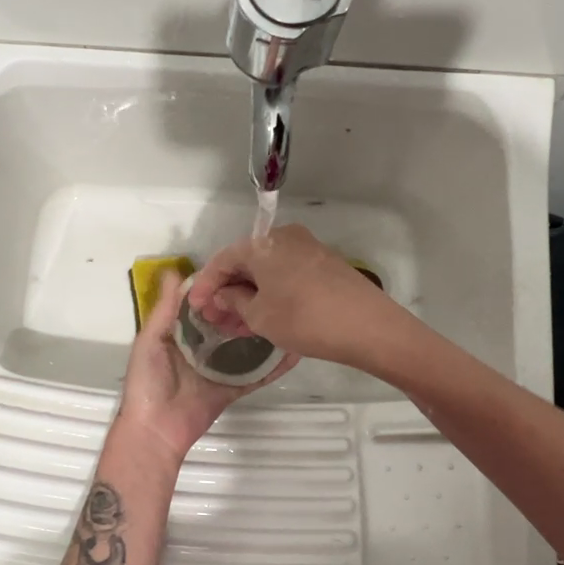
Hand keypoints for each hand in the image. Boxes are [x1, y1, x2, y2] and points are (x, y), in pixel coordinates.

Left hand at [117, 269, 297, 455]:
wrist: (155, 431)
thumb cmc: (147, 382)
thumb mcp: (150, 340)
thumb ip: (165, 309)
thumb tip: (173, 270)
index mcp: (181, 334)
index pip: (204, 306)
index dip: (219, 290)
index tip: (242, 270)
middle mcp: (203, 348)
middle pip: (229, 325)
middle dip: (245, 310)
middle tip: (272, 289)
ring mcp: (220, 369)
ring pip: (246, 348)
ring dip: (264, 335)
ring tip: (288, 315)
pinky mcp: (233, 389)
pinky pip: (256, 376)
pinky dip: (273, 367)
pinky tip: (293, 353)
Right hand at [185, 224, 403, 365]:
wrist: (368, 326)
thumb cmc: (305, 319)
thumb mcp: (260, 317)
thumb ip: (235, 302)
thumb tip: (225, 295)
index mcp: (263, 244)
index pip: (223, 259)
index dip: (206, 285)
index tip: (195, 309)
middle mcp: (285, 238)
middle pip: (246, 261)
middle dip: (228, 290)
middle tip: (215, 318)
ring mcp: (308, 249)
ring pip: (267, 270)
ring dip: (249, 294)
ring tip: (237, 324)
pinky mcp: (325, 264)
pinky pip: (286, 274)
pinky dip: (271, 292)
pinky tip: (265, 315)